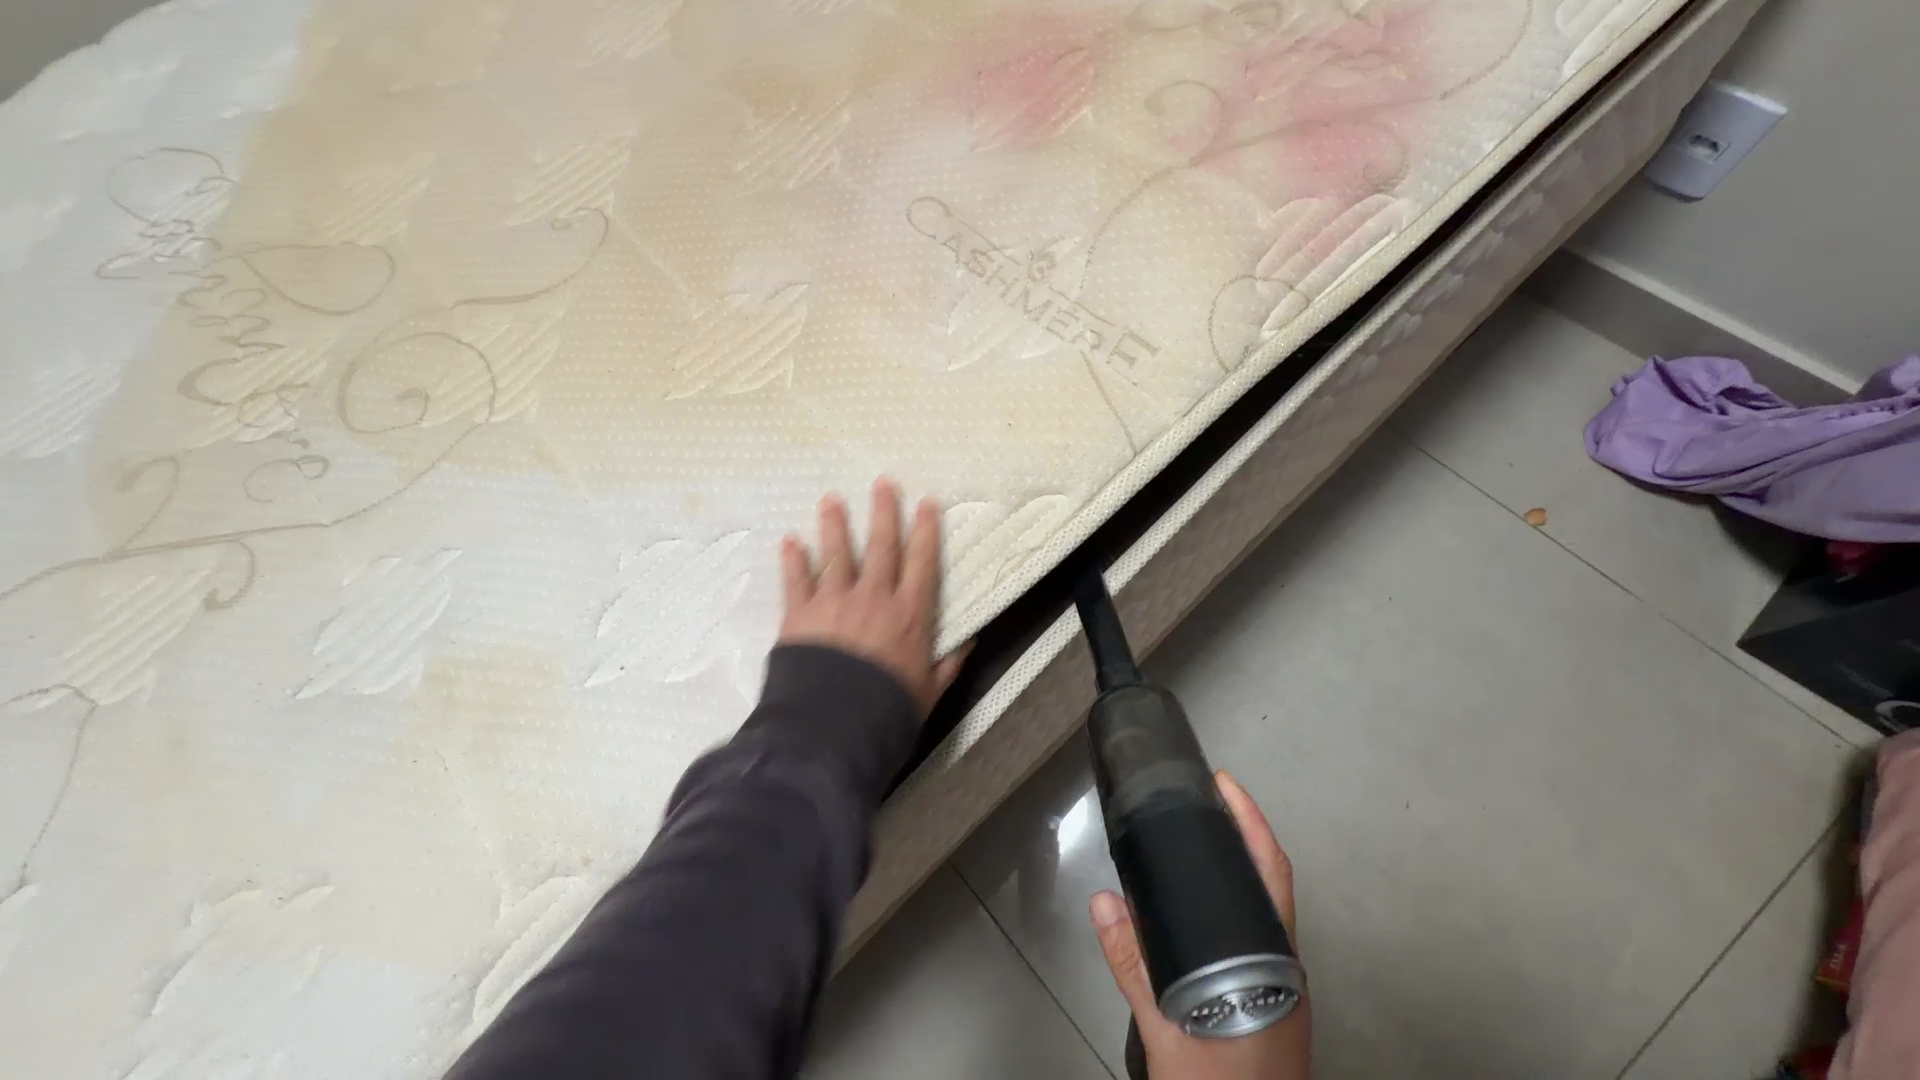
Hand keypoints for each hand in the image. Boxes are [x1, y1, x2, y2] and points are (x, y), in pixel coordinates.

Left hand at [779, 478, 967, 715]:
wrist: (832, 726)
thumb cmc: (886, 710)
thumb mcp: (928, 692)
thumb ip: (947, 666)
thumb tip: (969, 644)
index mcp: (910, 615)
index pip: (922, 563)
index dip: (926, 530)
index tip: (927, 502)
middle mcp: (874, 598)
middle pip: (882, 546)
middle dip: (883, 513)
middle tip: (882, 483)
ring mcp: (834, 602)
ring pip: (837, 554)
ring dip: (835, 525)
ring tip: (831, 500)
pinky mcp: (799, 614)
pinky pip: (795, 580)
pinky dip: (792, 559)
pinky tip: (789, 540)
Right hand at [1090, 771, 1310, 1079]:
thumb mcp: (1167, 1028)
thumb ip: (1134, 965)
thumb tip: (1105, 901)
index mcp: (1270, 961)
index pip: (1268, 873)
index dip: (1250, 822)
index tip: (1224, 783)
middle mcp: (1286, 966)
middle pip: (1271, 882)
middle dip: (1243, 834)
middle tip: (1205, 799)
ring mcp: (1284, 985)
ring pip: (1267, 908)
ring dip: (1240, 867)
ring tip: (1199, 839)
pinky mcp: (1277, 1002)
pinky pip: (1258, 933)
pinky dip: (1234, 902)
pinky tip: (1204, 907)